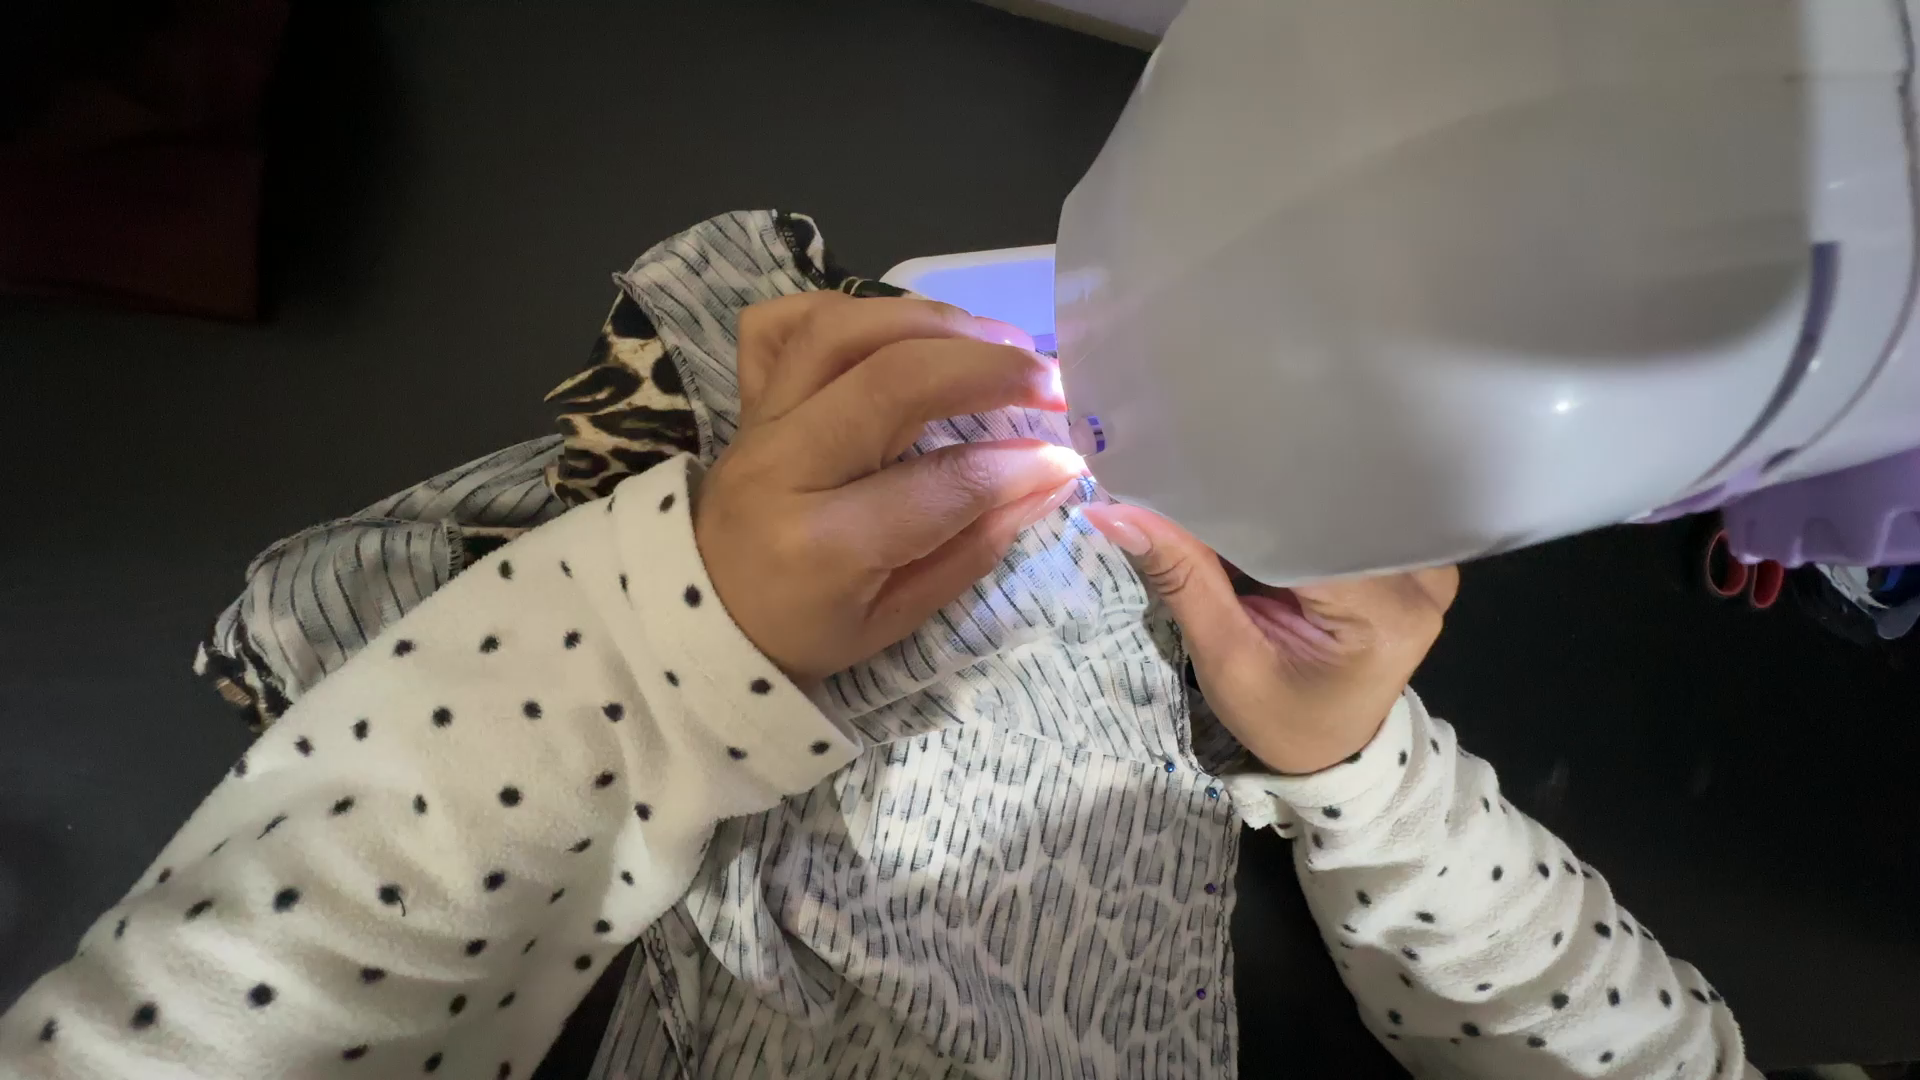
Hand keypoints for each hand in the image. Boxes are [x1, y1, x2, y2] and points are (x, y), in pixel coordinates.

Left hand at [694, 292, 1083, 683]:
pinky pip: (785, 323)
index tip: (1066, 455)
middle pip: (892, 380)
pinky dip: (849, 308)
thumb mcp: (895, 618)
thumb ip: (972, 547)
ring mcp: (760, 422)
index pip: (941, 483)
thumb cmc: (805, 632)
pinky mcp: (749, 399)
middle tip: (1050, 380)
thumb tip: (1047, 478)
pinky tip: (900, 327)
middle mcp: (786, 466)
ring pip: (843, 329)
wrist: (702, 617)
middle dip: (988, 369)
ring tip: (996, 340)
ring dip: (934, 320)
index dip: (1018, 464)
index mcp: (825, 544)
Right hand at [1082, 503, 1456, 773]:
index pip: (1303, 523)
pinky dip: (1287, 514)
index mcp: (1384, 610)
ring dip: (1268, 499)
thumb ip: (1180, 577)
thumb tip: (1112, 512)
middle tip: (1187, 472)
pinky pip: (1334, 517)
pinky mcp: (1401, 559)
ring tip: (1215, 485)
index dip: (1237, 497)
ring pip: (1326, 503)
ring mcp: (1417, 563)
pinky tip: (1249, 507)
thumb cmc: (1281, 717)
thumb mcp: (1223, 657)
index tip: (1176, 478)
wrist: (1332, 747)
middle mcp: (1418, 574)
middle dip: (1249, 493)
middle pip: (1319, 505)